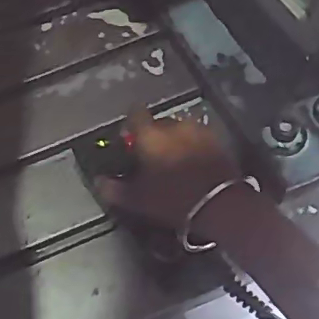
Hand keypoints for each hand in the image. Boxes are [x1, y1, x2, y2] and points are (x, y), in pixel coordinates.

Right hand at [94, 110, 252, 233]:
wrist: (220, 204)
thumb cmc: (172, 199)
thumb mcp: (138, 200)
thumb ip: (114, 189)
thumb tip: (98, 181)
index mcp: (150, 134)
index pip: (134, 114)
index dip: (130, 125)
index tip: (128, 140)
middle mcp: (173, 125)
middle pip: (158, 123)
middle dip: (153, 136)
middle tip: (151, 158)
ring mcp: (198, 130)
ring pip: (179, 130)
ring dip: (174, 140)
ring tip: (173, 162)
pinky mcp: (217, 140)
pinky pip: (198, 139)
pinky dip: (192, 147)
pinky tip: (192, 164)